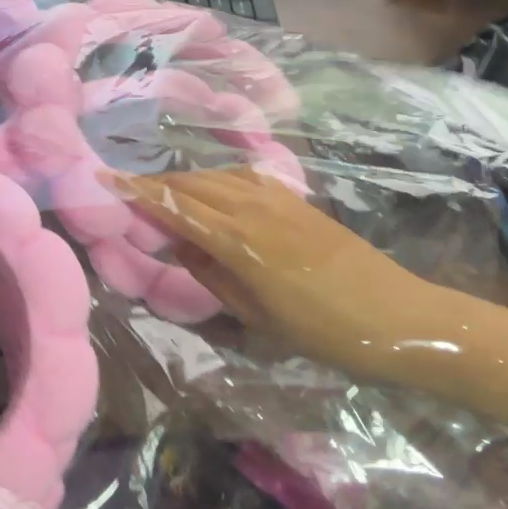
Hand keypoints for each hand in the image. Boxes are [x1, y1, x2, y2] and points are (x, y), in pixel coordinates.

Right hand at [110, 166, 450, 370]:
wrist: (404, 319)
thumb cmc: (327, 332)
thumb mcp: (258, 316)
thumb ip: (211, 274)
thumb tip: (177, 244)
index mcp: (239, 241)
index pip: (174, 206)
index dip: (136, 191)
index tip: (103, 177)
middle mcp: (253, 208)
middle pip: (191, 183)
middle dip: (155, 183)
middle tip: (127, 192)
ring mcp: (278, 198)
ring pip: (215, 176)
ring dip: (184, 180)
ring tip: (164, 193)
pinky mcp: (296, 199)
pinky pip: (242, 177)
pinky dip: (215, 178)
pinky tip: (211, 190)